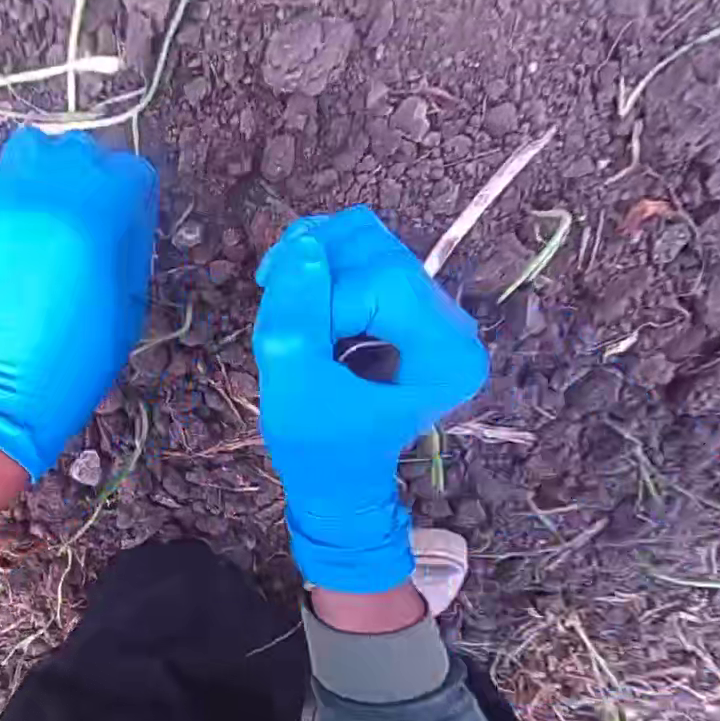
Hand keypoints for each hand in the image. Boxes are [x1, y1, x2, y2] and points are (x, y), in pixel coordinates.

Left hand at [0, 127, 158, 479]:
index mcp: (104, 207)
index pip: (133, 174)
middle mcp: (55, 182)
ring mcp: (6, 191)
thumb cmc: (76, 360)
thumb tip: (122, 228)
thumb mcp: (130, 308)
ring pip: (32, 147)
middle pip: (83, 152)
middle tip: (82, 230)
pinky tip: (5, 222)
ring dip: (43, 174)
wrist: (6, 389)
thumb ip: (131, 250)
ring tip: (43, 217)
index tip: (124, 235)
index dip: (132, 207)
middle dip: (89, 186)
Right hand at [253, 208, 488, 593]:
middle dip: (314, 269)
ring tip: (280, 296)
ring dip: (311, 262)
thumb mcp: (294, 390)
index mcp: (445, 354)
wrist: (329, 476)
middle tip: (269, 294)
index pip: (381, 284)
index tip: (292, 353)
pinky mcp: (400, 308)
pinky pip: (359, 258)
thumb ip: (295, 320)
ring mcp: (425, 312)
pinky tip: (295, 296)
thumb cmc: (317, 449)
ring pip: (367, 244)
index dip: (321, 307)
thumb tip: (302, 243)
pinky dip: (318, 267)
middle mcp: (450, 323)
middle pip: (378, 251)